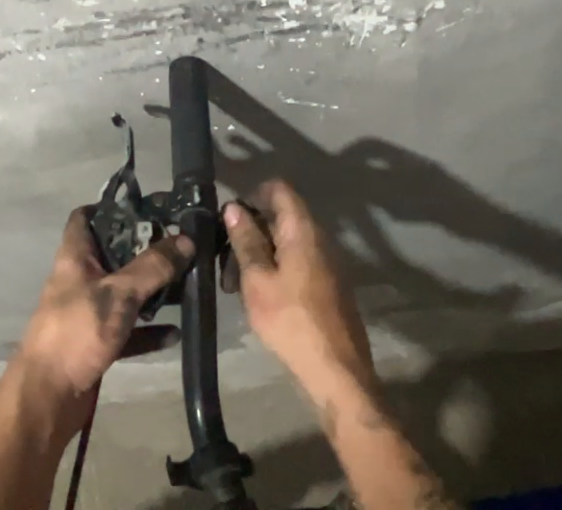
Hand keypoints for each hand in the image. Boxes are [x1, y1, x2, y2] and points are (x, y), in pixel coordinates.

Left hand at [16, 207, 194, 400]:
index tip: (146, 208)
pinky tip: (175, 333)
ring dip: (151, 291)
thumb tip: (186, 239)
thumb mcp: (118, 293)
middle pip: (112, 254)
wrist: (48, 396)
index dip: (110, 207)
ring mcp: (88, 312)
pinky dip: (148, 331)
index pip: (84, 217)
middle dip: (144, 250)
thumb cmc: (77, 331)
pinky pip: (128, 331)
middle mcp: (79, 279)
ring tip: (186, 284)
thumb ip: (152, 266)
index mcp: (74, 257)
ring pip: (123, 293)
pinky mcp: (97, 343)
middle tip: (181, 246)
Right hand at [223, 180, 373, 390]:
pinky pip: (297, 263)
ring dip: (259, 255)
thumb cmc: (290, 321)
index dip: (252, 195)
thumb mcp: (257, 279)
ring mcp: (327, 263)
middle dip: (250, 232)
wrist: (336, 372)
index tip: (229, 221)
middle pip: (281, 217)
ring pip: (286, 243)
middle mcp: (320, 239)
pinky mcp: (329, 286)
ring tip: (236, 286)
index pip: (279, 189)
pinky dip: (275, 270)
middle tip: (224, 263)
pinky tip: (259, 297)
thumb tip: (234, 207)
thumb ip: (245, 240)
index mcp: (303, 230)